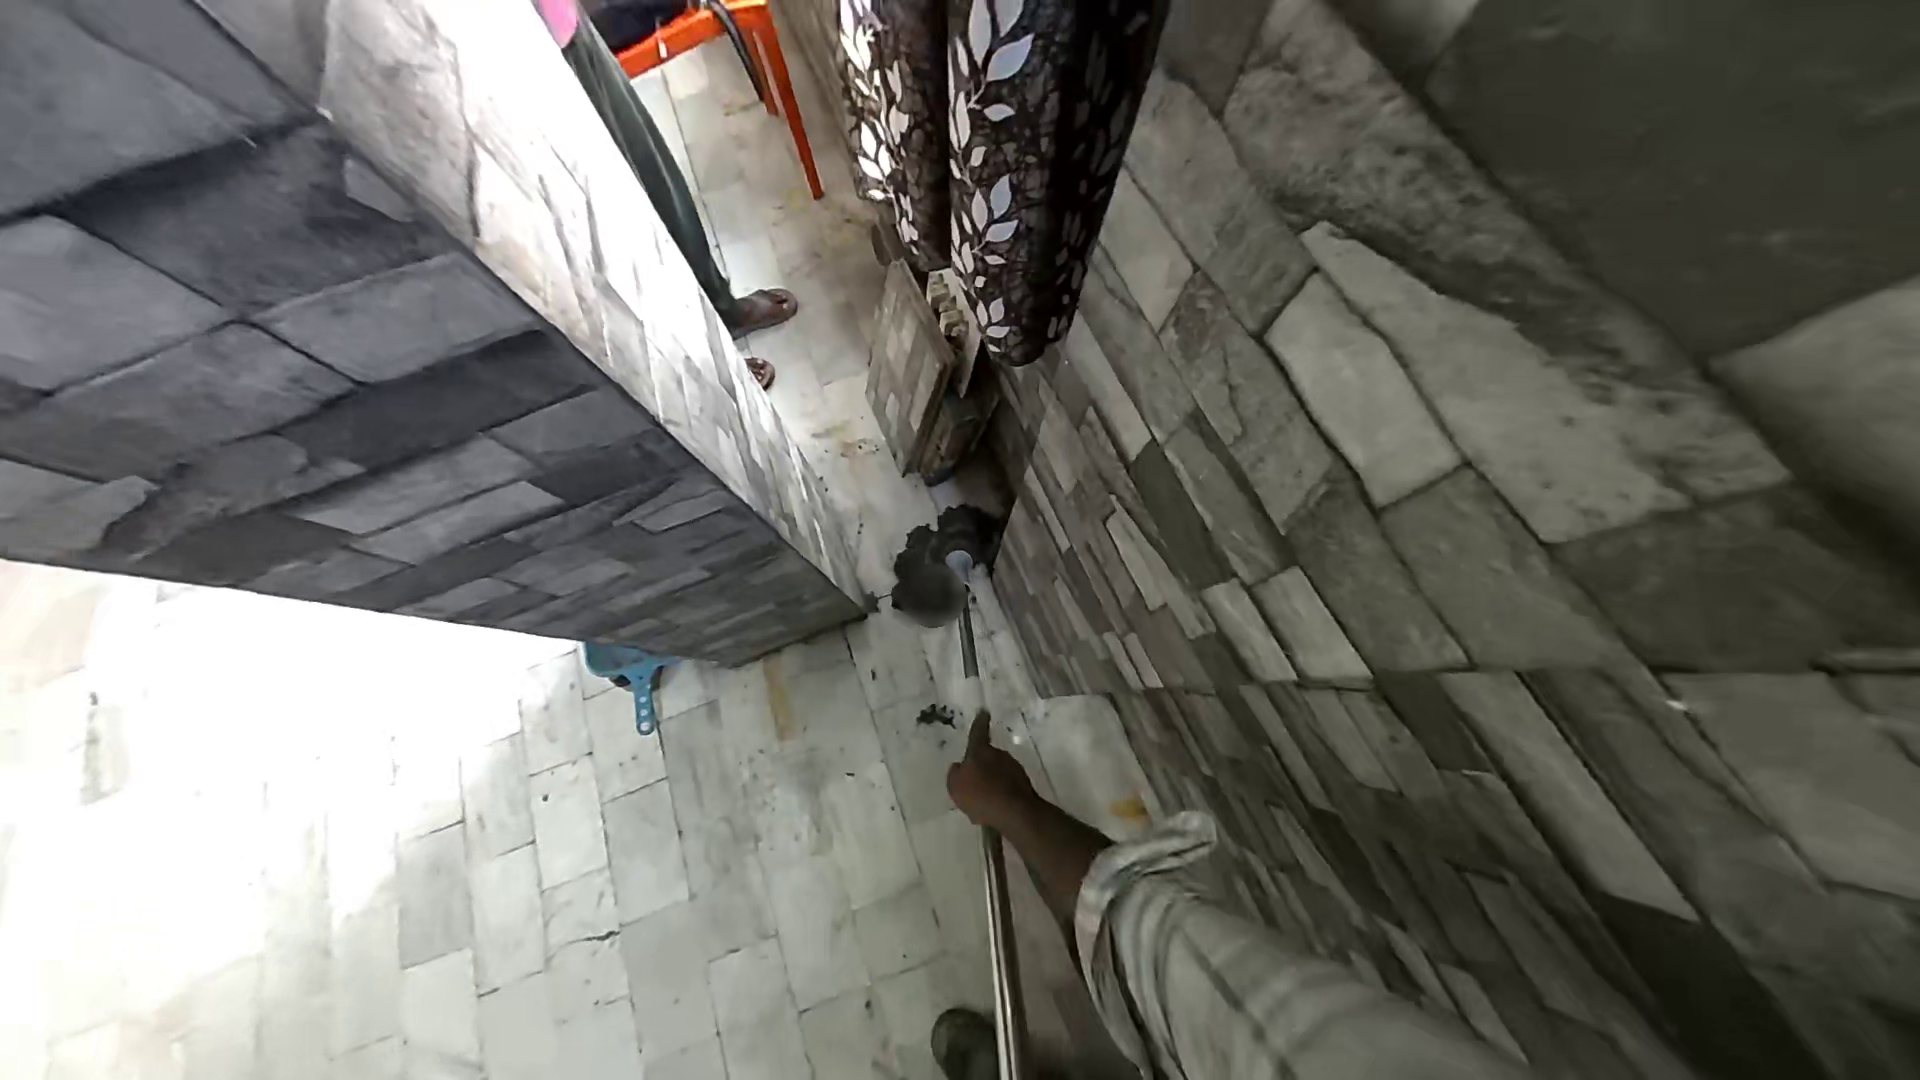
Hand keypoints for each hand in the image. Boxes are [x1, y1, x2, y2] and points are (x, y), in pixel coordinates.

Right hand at [946, 710, 1035, 830]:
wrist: (1015, 814)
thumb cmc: (981, 795)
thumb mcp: (955, 785)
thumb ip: (955, 773)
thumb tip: (960, 767)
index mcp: (981, 751)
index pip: (978, 732)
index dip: (979, 722)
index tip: (984, 711)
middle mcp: (999, 755)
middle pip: (987, 757)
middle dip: (981, 767)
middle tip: (972, 784)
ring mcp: (1014, 769)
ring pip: (997, 773)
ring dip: (990, 784)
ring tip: (981, 803)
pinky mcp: (1024, 786)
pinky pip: (1006, 788)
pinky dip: (999, 795)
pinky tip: (994, 810)